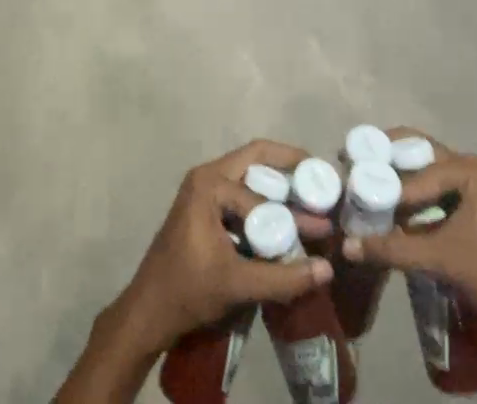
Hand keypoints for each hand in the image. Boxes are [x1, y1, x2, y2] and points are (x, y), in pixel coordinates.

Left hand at [113, 140, 334, 357]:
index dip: (295, 203)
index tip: (325, 219)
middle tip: (324, 191)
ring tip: (313, 213)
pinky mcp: (205, 212)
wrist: (147, 314)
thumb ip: (285, 277)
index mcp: (209, 184)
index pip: (263, 184)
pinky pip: (242, 199)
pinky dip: (266, 209)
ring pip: (251, 181)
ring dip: (280, 194)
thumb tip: (329, 269)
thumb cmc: (186, 291)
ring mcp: (203, 193)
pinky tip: (288, 230)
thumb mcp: (238, 284)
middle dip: (291, 174)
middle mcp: (206, 178)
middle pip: (258, 161)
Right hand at [342, 129, 476, 398]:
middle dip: (379, 158)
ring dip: (388, 174)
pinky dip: (400, 190)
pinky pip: (423, 184)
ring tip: (354, 183)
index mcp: (465, 169)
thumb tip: (345, 244)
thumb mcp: (438, 260)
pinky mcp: (460, 199)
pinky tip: (378, 203)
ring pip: (416, 167)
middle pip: (412, 151)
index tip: (346, 195)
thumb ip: (391, 249)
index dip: (378, 187)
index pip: (411, 174)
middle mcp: (464, 164)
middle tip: (344, 165)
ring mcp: (464, 180)